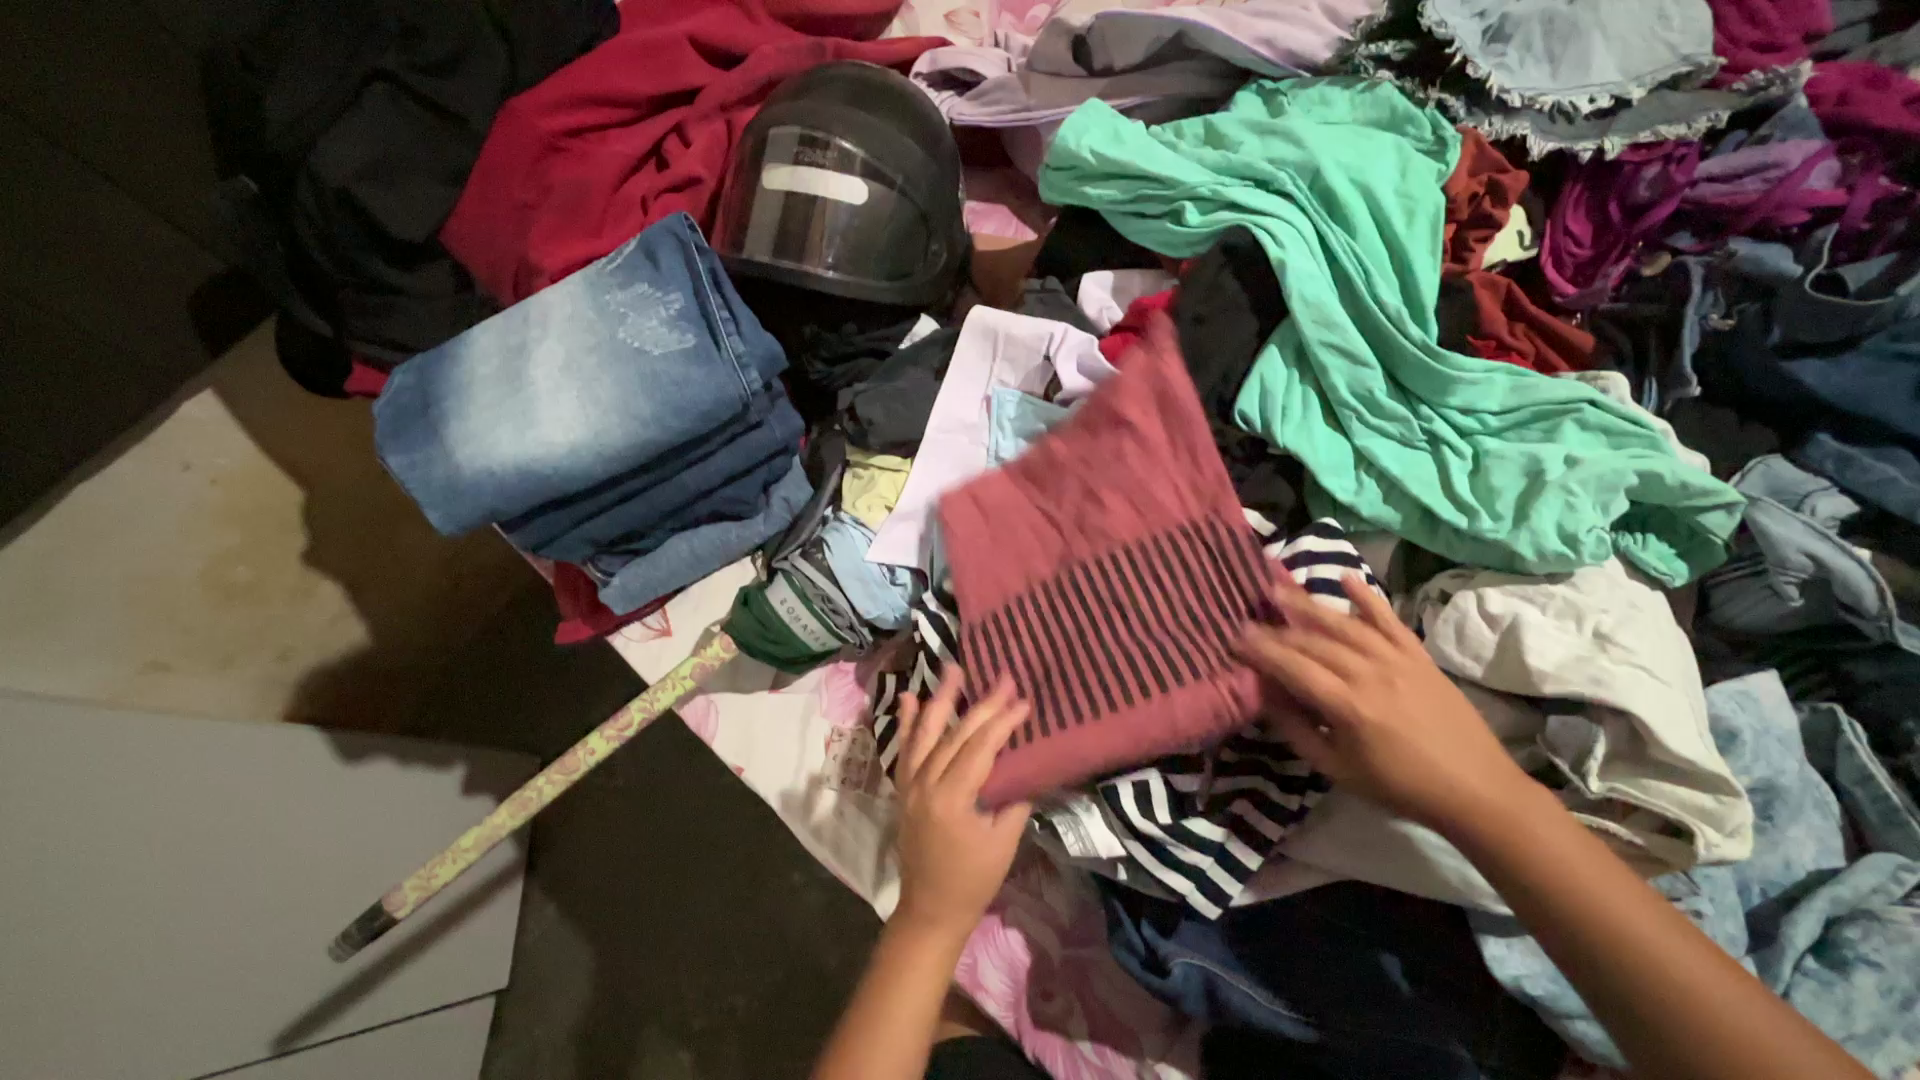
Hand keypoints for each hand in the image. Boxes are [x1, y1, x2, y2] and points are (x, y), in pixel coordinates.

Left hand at [891, 668, 1032, 940]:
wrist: (931, 908)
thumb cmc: (974, 879)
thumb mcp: (1004, 841)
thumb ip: (1014, 797)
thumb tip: (1030, 762)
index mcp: (951, 798)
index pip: (980, 748)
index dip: (1003, 721)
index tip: (1024, 701)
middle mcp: (924, 784)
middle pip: (955, 734)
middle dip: (982, 704)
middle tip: (1003, 678)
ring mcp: (909, 785)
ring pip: (925, 733)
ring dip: (940, 699)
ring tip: (953, 670)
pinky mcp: (903, 789)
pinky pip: (905, 749)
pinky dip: (909, 722)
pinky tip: (911, 699)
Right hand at [1233, 574, 1536, 830]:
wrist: (1475, 789)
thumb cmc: (1399, 787)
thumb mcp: (1337, 769)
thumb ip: (1297, 729)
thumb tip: (1265, 695)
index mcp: (1347, 706)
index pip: (1291, 666)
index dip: (1259, 650)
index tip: (1232, 638)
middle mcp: (1369, 673)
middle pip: (1312, 641)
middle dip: (1274, 628)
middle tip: (1245, 616)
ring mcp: (1397, 660)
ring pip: (1343, 624)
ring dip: (1307, 604)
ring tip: (1276, 588)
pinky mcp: (1419, 656)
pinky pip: (1389, 620)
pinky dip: (1367, 598)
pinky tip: (1346, 578)